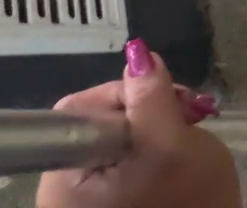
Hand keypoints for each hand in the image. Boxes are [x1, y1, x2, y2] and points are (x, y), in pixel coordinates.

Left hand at [37, 40, 241, 207]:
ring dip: (154, 120)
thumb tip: (137, 53)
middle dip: (145, 107)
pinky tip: (176, 147)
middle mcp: (58, 190)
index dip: (126, 95)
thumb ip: (151, 99)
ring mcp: (80, 196)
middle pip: (95, 119)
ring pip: (112, 132)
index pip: (79, 110)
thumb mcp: (174, 145)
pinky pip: (119, 151)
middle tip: (188, 112)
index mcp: (63, 179)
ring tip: (188, 127)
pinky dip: (150, 140)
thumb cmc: (189, 201)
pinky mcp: (102, 198)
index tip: (168, 101)